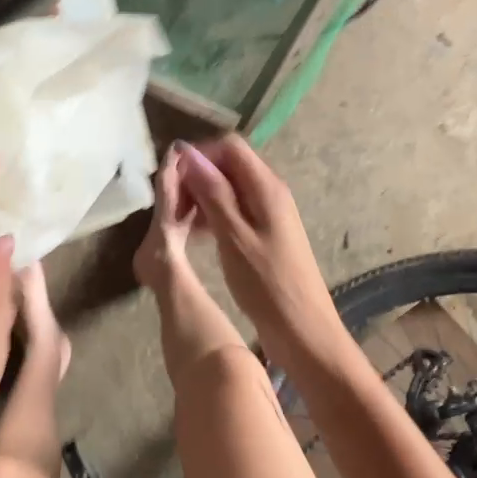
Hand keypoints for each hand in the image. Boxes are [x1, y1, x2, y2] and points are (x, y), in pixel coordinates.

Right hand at [175, 136, 341, 362]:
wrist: (304, 331)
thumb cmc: (268, 284)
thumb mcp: (234, 237)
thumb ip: (212, 193)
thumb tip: (187, 154)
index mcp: (266, 187)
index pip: (229, 147)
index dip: (199, 155)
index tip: (173, 177)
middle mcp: (270, 192)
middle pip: (229, 164)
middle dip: (198, 175)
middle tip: (173, 201)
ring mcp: (269, 213)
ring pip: (230, 188)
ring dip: (203, 196)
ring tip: (180, 219)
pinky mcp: (265, 233)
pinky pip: (234, 209)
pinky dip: (213, 214)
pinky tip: (196, 235)